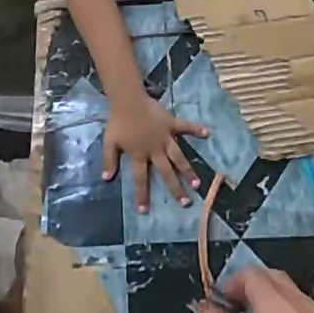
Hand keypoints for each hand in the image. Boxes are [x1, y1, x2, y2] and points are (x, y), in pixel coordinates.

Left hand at [102, 96, 207, 211]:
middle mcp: (155, 149)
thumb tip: (106, 179)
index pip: (141, 178)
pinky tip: (207, 133)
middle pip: (166, 171)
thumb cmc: (118, 122)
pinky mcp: (171, 123)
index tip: (145, 211)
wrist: (128, 100)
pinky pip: (185, 127)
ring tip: (197, 183)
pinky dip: (195, 129)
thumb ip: (109, 160)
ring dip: (188, 169)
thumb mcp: (110, 142)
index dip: (142, 195)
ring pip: (178, 156)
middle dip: (175, 188)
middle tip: (185, 202)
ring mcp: (165, 137)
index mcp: (140, 154)